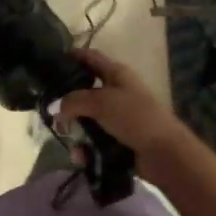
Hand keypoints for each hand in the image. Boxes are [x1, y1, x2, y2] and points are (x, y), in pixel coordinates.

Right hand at [55, 49, 192, 160]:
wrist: (164, 152)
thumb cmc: (134, 116)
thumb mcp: (101, 102)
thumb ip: (74, 101)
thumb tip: (54, 107)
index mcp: (116, 74)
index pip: (91, 58)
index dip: (73, 57)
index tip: (51, 65)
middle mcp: (117, 91)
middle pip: (86, 92)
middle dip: (69, 104)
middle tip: (53, 116)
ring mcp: (119, 117)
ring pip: (89, 120)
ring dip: (78, 132)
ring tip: (71, 145)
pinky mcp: (120, 139)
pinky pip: (96, 141)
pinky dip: (88, 149)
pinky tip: (82, 158)